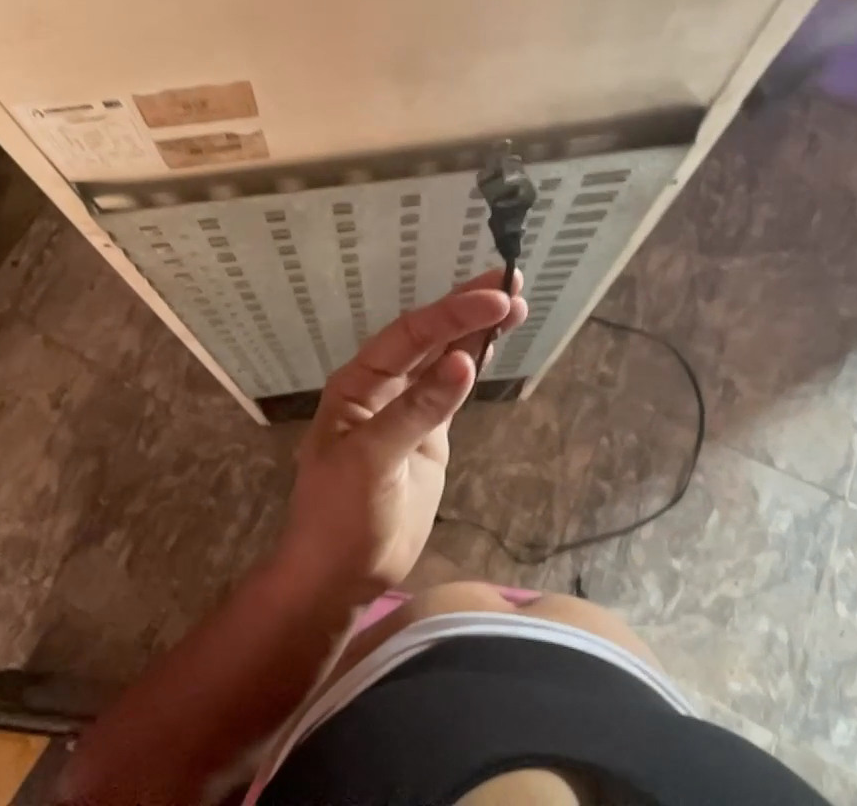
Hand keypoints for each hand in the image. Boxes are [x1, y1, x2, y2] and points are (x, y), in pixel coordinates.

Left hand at [276, 270, 526, 601]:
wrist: (341, 572)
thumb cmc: (341, 514)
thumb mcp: (372, 459)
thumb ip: (417, 410)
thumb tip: (465, 362)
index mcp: (358, 383)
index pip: (409, 335)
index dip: (452, 315)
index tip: (496, 300)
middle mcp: (382, 388)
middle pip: (428, 339)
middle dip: (468, 311)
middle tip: (512, 284)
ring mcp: (407, 411)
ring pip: (444, 361)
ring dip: (476, 334)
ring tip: (515, 305)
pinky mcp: (427, 438)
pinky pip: (452, 393)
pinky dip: (474, 369)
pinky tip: (494, 348)